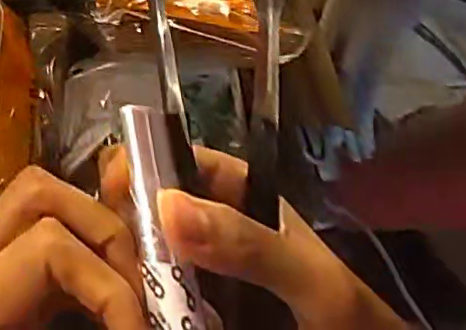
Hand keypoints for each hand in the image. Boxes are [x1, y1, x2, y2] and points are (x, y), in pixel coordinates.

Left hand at [0, 166, 146, 329]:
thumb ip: (93, 321)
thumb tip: (150, 317)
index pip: (51, 244)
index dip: (112, 288)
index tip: (145, 329)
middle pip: (39, 192)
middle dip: (105, 233)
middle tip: (146, 295)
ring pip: (38, 203)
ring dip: (94, 237)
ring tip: (133, 292)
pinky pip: (33, 238)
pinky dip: (77, 257)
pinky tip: (104, 299)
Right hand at [100, 146, 408, 329]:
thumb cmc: (352, 324)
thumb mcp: (311, 282)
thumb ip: (247, 242)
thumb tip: (165, 205)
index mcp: (229, 186)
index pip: (166, 153)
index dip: (134, 166)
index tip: (113, 197)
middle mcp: (205, 215)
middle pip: (142, 196)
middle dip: (123, 217)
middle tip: (122, 254)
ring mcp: (196, 262)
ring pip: (140, 242)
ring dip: (128, 260)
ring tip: (126, 287)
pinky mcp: (190, 303)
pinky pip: (151, 287)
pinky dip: (138, 294)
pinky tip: (135, 307)